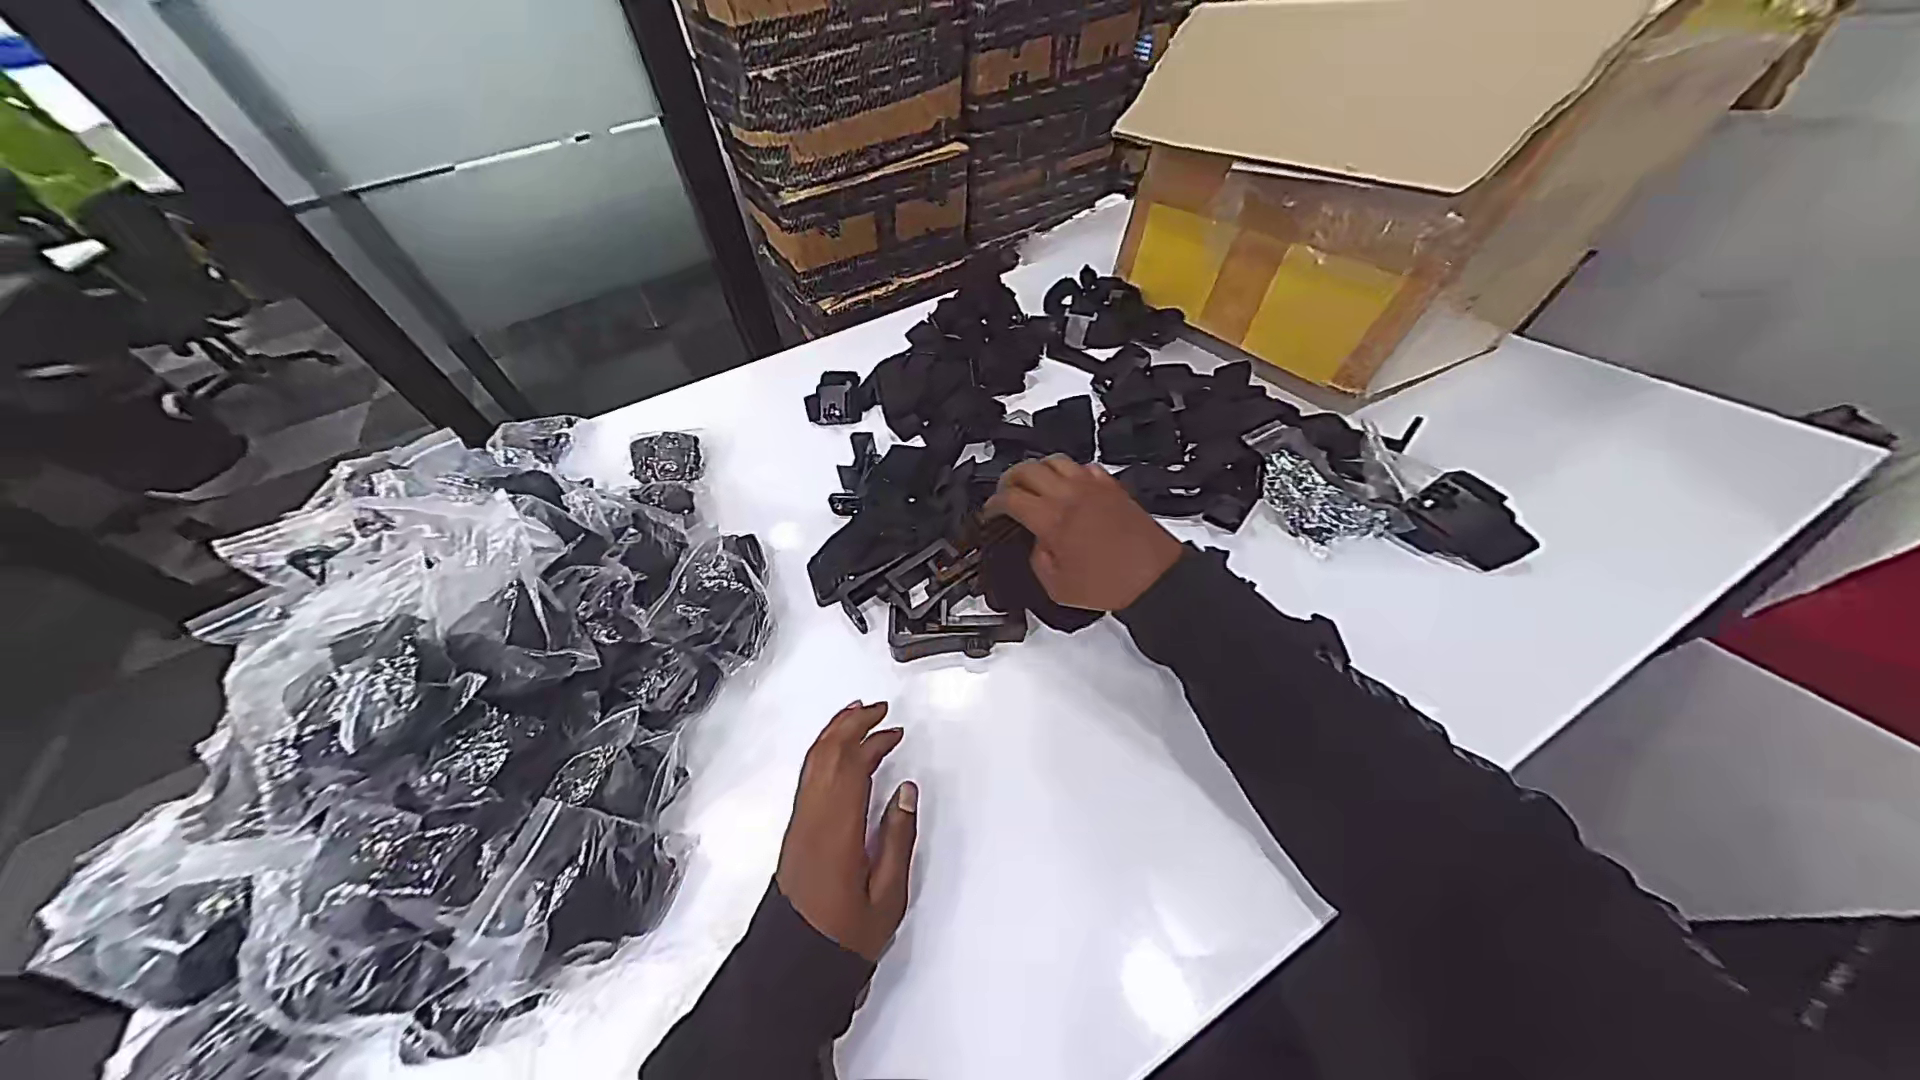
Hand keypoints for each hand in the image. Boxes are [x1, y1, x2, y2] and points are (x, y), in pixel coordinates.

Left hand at [776, 702, 918, 961]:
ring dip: (834, 731)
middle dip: (852, 723)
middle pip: (828, 753)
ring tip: (855, 714)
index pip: (853, 766)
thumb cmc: (840, 936)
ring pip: (814, 760)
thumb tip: (905, 793)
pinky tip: (835, 748)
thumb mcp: (888, 895)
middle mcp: (813, 818)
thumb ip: (899, 838)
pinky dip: (824, 750)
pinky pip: (808, 774)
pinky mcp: (796, 829)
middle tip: (878, 709)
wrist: (791, 966)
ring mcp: (800, 821)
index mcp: (837, 829)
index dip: (874, 741)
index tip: (895, 732)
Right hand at [986, 455, 1182, 610]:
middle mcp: (1070, 495)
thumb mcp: (1057, 586)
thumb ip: (1037, 559)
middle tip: (1006, 494)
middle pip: (1026, 469)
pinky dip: (1069, 472)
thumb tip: (1035, 545)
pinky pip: (1083, 466)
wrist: (1154, 578)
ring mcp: (1093, 487)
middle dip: (1008, 480)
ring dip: (1037, 470)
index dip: (993, 504)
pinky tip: (1068, 485)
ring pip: (1054, 460)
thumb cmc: (1114, 583)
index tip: (991, 512)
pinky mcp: (1112, 487)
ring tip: (1032, 484)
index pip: (1009, 497)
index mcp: (1052, 519)